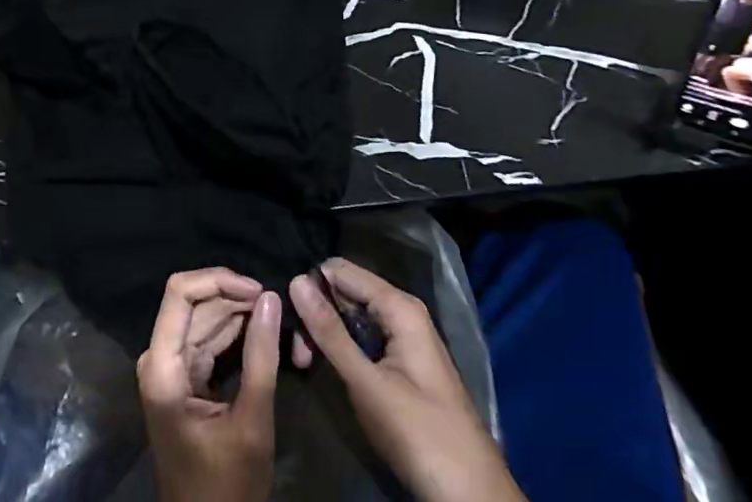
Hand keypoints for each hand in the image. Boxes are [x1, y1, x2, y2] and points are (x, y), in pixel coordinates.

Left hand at [138, 269, 280, 501]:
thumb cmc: (226, 484)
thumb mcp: (252, 421)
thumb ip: (261, 356)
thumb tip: (271, 297)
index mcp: (163, 368)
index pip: (180, 292)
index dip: (219, 280)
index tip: (259, 291)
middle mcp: (159, 360)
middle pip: (196, 303)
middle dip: (238, 298)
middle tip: (279, 308)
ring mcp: (171, 369)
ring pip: (206, 317)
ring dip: (242, 314)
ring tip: (279, 320)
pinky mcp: (185, 378)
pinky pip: (210, 338)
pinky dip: (238, 332)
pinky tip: (266, 334)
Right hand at [289, 260, 525, 501]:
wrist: (467, 489)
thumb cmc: (417, 431)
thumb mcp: (365, 382)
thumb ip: (329, 332)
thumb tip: (296, 281)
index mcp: (399, 305)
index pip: (342, 270)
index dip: (311, 286)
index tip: (283, 314)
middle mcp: (402, 310)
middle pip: (346, 292)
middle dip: (316, 314)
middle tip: (295, 353)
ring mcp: (403, 336)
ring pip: (351, 317)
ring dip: (325, 335)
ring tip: (304, 364)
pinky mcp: (400, 360)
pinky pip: (363, 338)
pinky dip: (341, 349)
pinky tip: (323, 366)